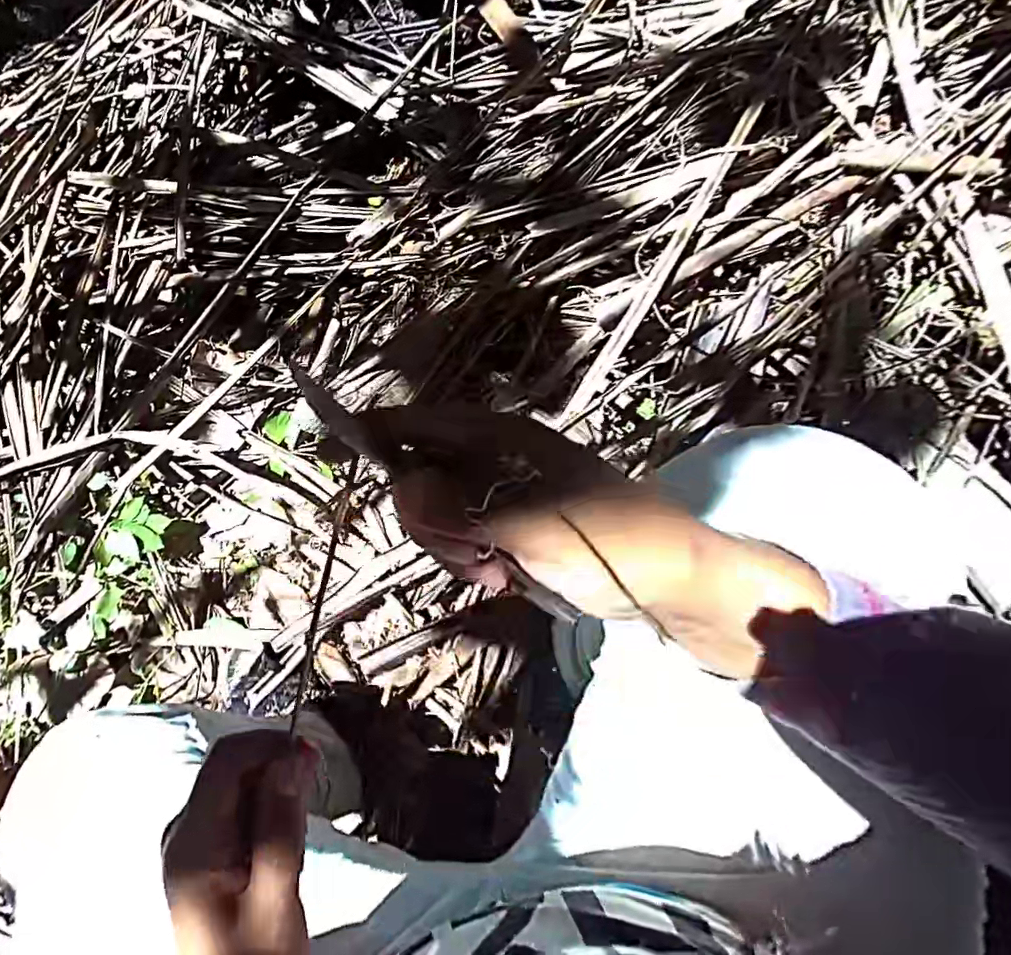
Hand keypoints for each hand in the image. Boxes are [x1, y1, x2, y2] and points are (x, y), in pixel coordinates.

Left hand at [162, 731, 315, 954]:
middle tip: (309, 794)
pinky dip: (265, 812)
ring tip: (294, 839)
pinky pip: (236, 810)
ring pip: (235, 787)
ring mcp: (191, 841)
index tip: (309, 752)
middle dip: (272, 768)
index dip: (267, 744)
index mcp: (192, 840)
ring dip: (272, 792)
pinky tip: (280, 847)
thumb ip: (281, 825)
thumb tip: (290, 756)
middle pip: (229, 769)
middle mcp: (183, 831)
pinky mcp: (205, 853)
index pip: (225, 761)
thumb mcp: (278, 901)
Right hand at [360, 405, 826, 677]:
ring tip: (493, 569)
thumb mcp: (534, 527)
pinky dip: (466, 560)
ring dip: (450, 547)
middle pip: (418, 476)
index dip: (377, 432)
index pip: (421, 425)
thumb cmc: (613, 541)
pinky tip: (499, 576)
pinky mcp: (501, 527)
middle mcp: (491, 458)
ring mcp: (495, 494)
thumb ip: (462, 510)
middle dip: (429, 519)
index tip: (334, 446)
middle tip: (467, 551)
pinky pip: (455, 540)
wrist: (676, 587)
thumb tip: (403, 489)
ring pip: (433, 515)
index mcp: (500, 438)